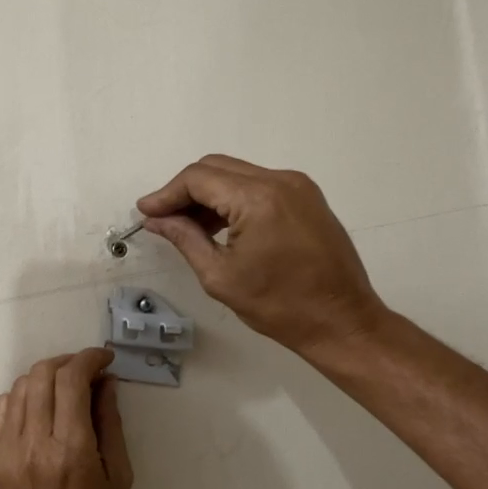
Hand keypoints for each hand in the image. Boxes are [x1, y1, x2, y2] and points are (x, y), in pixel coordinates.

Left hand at [0, 348, 133, 488]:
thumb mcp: (119, 480)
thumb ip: (111, 425)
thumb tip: (106, 384)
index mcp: (73, 450)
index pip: (73, 379)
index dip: (90, 359)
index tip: (103, 360)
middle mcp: (35, 444)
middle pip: (43, 375)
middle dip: (67, 363)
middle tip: (85, 373)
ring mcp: (6, 452)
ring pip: (19, 388)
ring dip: (44, 378)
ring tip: (62, 390)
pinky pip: (0, 411)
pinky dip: (21, 398)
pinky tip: (37, 410)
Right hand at [138, 155, 385, 354]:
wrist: (342, 321)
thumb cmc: (279, 306)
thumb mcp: (221, 276)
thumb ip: (185, 238)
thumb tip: (156, 219)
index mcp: (258, 199)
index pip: (198, 178)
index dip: (167, 193)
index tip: (145, 213)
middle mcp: (280, 180)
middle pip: (217, 168)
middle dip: (185, 190)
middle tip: (162, 219)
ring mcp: (298, 186)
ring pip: (238, 174)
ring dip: (209, 194)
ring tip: (186, 226)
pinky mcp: (307, 197)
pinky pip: (259, 185)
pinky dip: (233, 199)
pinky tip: (219, 225)